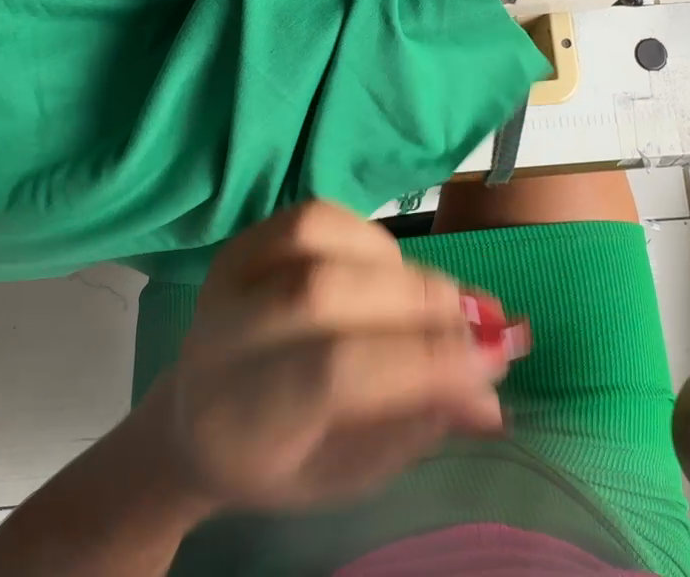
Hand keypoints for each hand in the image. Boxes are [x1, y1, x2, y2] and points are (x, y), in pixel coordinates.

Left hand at [145, 200, 509, 510]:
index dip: (421, 358)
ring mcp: (228, 278)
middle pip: (322, 294)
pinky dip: (369, 237)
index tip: (494, 358)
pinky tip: (392, 271)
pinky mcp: (242, 244)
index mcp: (242, 419)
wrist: (195, 421)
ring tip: (436, 300)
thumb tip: (494, 399)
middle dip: (417, 302)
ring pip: (316, 239)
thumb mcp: (348, 474)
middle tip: (479, 321)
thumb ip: (416, 429)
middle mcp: (223, 338)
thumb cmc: (280, 460)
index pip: (333, 371)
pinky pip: (315, 215)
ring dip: (396, 266)